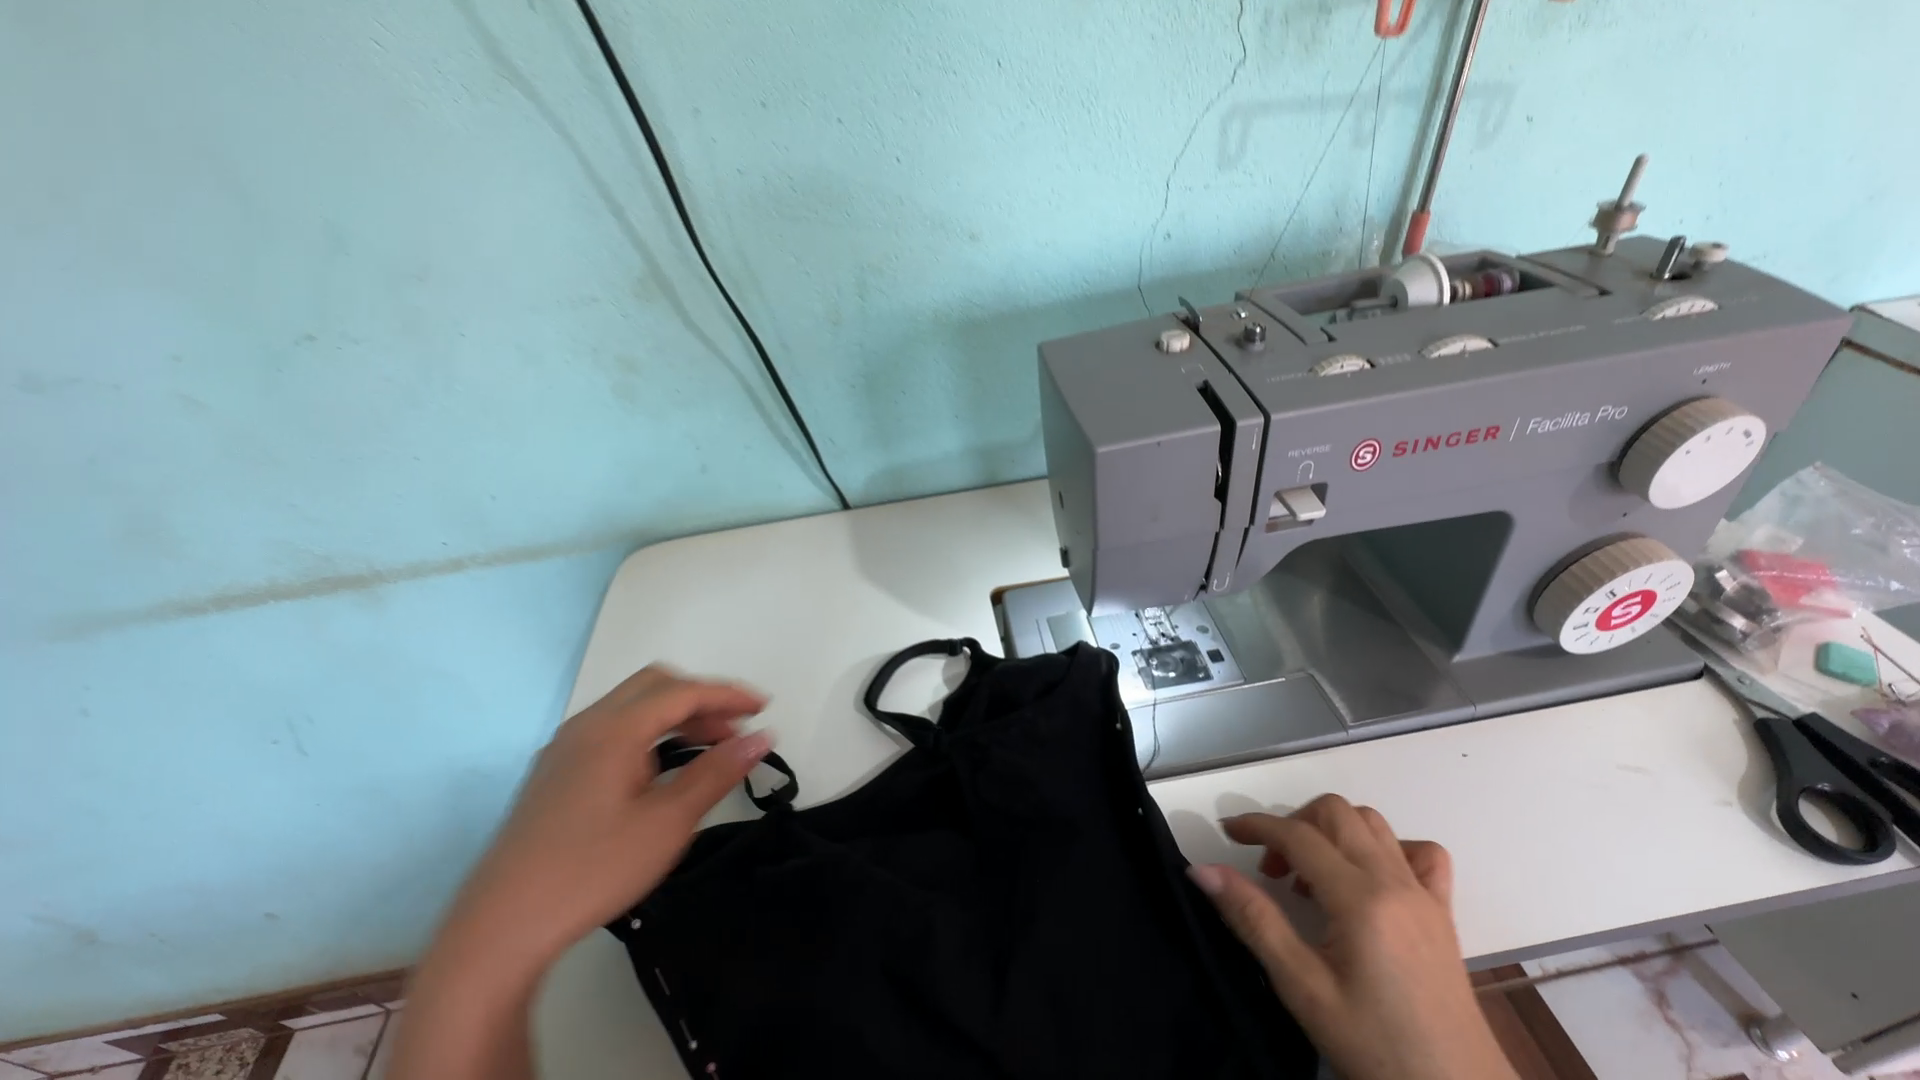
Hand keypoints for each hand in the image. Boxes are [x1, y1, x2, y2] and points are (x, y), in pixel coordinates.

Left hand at [391, 667, 770, 1079]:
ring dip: (674, 717)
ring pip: (630, 708)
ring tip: (709, 752)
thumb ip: (717, 773)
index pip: (682, 691)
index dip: (728, 695)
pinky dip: (648, 734)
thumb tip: (761, 738)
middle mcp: (586, 726)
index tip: (765, 708)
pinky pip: (611, 731)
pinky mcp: (554, 773)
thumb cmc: (594, 869)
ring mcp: (564, 748)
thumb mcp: (667, 823)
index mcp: (614, 729)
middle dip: (701, 699)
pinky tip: (661, 770)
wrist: (502, 924)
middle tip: (736, 731)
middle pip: (653, 686)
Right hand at [1187, 795, 1516, 1079]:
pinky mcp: (1443, 912)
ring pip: (1373, 823)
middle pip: (1337, 813)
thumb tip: (1203, 870)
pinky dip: (1386, 848)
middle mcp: (1395, 882)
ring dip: (1332, 832)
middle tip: (1270, 871)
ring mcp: (1424, 893)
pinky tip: (1367, 880)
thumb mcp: (1302, 988)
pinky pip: (1419, 853)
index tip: (1226, 833)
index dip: (1257, 826)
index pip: (1298, 835)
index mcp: (1359, 899)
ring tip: (1309, 878)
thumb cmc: (1373, 1045)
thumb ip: (1253, 920)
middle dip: (1293, 825)